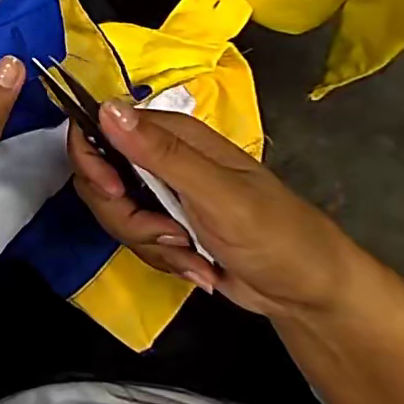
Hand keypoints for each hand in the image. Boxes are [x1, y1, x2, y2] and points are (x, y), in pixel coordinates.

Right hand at [67, 101, 361, 321]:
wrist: (310, 294)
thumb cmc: (277, 235)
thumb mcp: (218, 193)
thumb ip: (160, 152)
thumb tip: (107, 108)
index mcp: (171, 134)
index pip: (100, 128)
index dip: (93, 160)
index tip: (112, 192)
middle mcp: (159, 157)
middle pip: (99, 177)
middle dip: (125, 214)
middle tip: (168, 232)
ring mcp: (159, 191)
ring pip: (113, 211)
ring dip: (147, 240)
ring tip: (191, 252)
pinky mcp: (163, 223)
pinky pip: (132, 236)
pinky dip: (160, 255)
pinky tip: (196, 263)